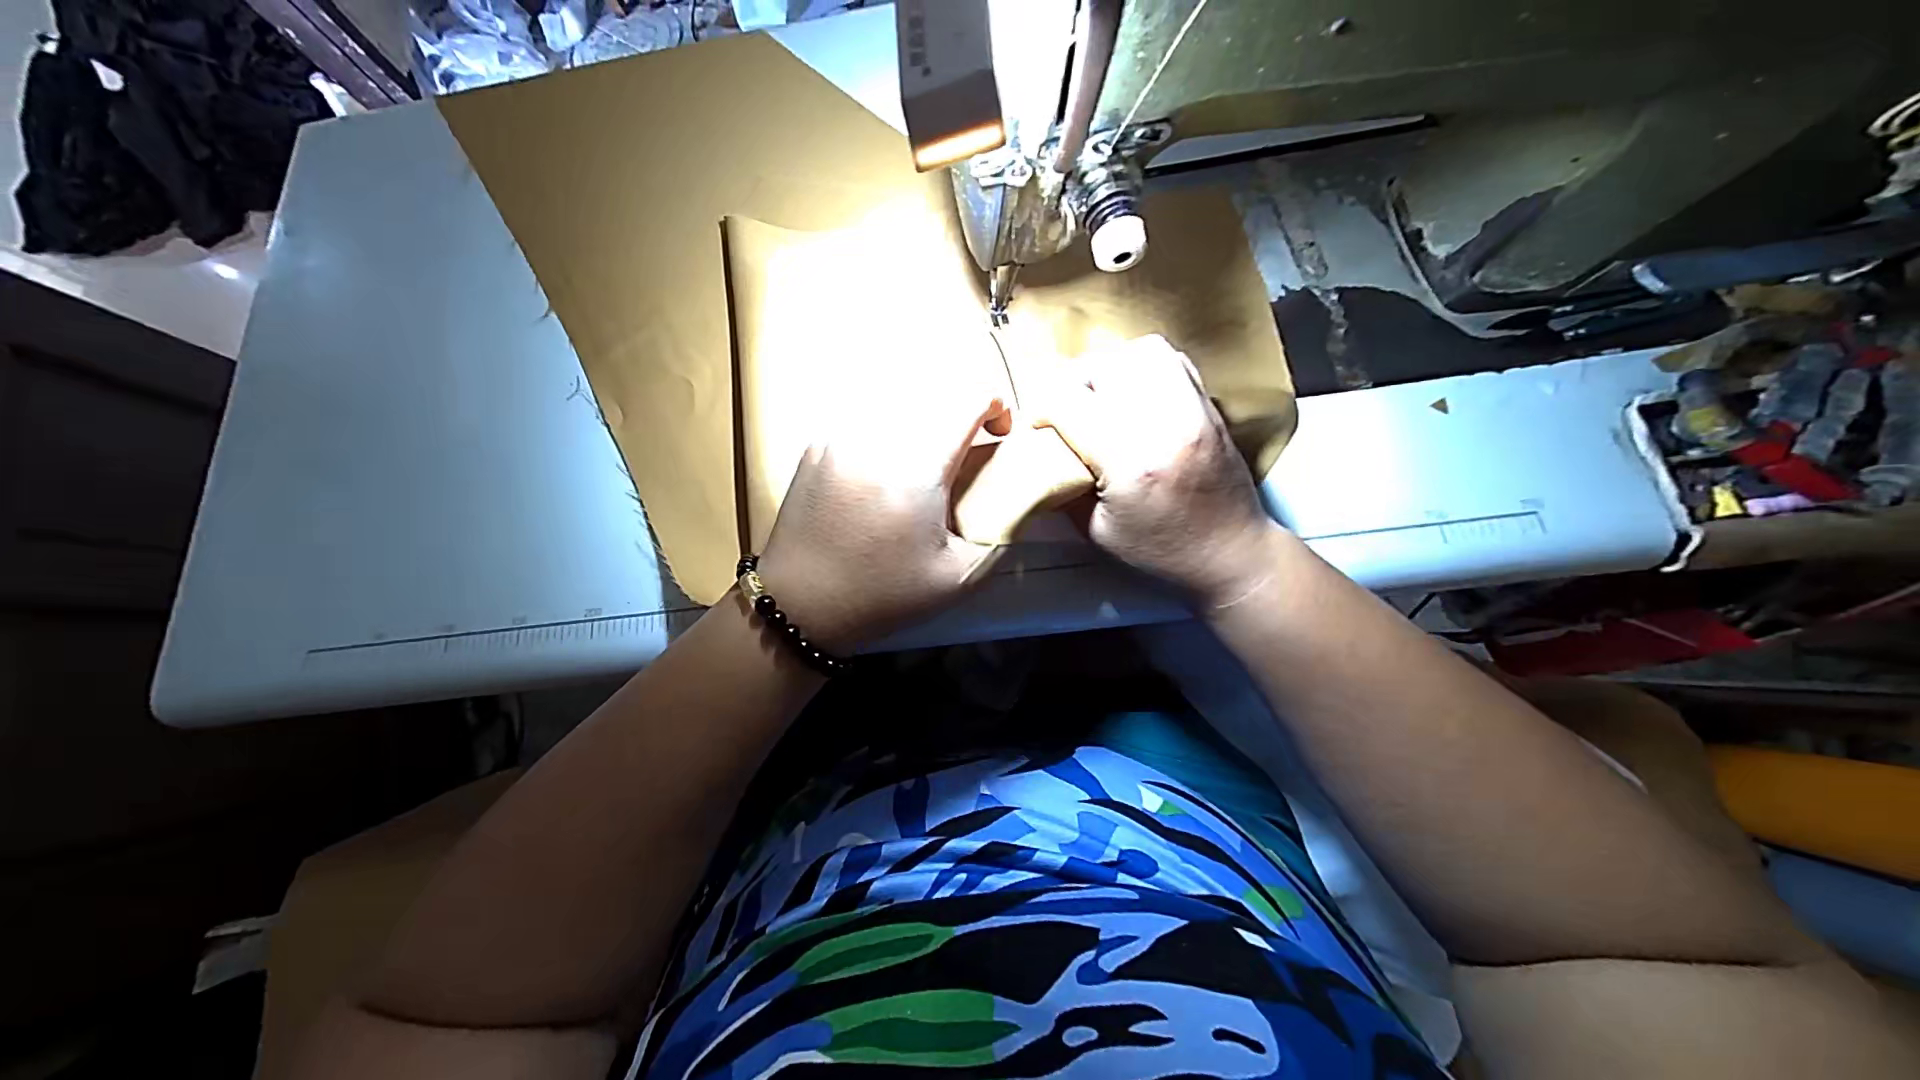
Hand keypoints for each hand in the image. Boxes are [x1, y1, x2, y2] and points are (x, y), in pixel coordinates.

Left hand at [754, 372, 1009, 652]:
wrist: (800, 605)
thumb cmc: (882, 595)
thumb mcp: (959, 578)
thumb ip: (1001, 535)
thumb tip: (1019, 500)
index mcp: (916, 467)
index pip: (968, 396)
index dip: (997, 405)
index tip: (1000, 434)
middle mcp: (877, 437)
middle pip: (935, 389)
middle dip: (963, 408)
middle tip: (967, 445)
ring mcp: (841, 435)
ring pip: (898, 396)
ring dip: (925, 413)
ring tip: (928, 453)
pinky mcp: (818, 445)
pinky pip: (865, 414)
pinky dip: (890, 424)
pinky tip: (887, 463)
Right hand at [1036, 335, 1285, 607]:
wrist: (1231, 552)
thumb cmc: (1162, 551)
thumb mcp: (1096, 530)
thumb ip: (1064, 484)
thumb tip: (1041, 452)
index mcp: (1130, 461)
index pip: (1066, 401)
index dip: (1039, 412)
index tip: (1037, 431)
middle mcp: (1162, 423)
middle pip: (1098, 368)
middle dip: (1069, 388)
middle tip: (1066, 417)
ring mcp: (1191, 407)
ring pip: (1134, 353)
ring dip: (1106, 370)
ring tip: (1098, 400)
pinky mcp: (1206, 404)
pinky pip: (1168, 358)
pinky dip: (1140, 366)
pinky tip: (1131, 394)